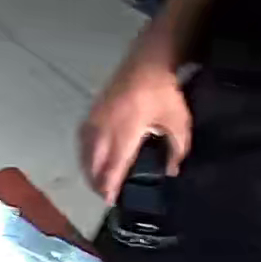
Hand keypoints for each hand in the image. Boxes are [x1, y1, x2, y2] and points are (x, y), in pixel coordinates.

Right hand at [78, 61, 191, 203]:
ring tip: (97, 182)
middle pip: (94, 166)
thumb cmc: (163, 92)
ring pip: (85, 155)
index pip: (112, 169)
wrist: (146, 61)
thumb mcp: (178, 121)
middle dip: (98, 184)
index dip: (109, 188)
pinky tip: (90, 160)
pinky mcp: (91, 114)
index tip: (110, 201)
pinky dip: (85, 155)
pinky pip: (82, 141)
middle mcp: (105, 131)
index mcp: (125, 134)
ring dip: (89, 171)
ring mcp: (95, 122)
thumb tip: (172, 172)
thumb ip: (177, 149)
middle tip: (105, 195)